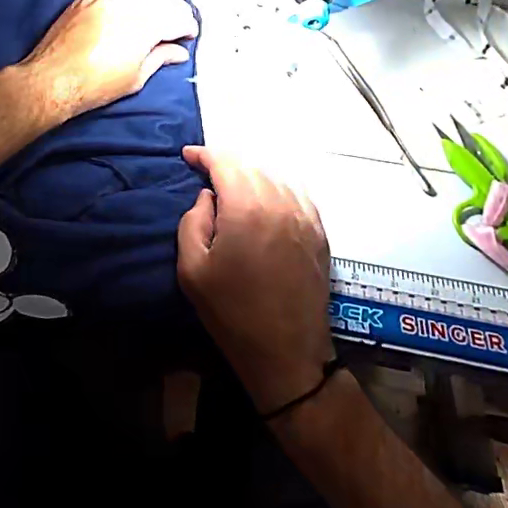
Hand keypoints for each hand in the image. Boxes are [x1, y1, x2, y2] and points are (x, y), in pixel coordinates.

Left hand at [15, 0, 198, 122]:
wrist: (52, 79)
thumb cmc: (93, 85)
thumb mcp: (136, 78)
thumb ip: (160, 58)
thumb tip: (177, 52)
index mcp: (144, 25)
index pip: (178, 15)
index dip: (187, 26)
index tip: (188, 35)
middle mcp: (126, 5)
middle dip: (173, 13)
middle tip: (175, 29)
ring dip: (152, 3)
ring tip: (153, 20)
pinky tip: (129, 12)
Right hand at [176, 146, 333, 412]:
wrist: (286, 353)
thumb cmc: (232, 312)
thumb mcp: (192, 269)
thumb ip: (193, 221)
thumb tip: (208, 196)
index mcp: (247, 208)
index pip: (225, 162)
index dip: (204, 154)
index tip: (188, 156)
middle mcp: (280, 202)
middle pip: (251, 165)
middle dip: (226, 162)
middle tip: (205, 170)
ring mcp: (305, 215)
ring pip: (275, 175)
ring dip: (251, 173)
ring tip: (232, 183)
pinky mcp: (319, 231)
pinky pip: (296, 193)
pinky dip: (276, 186)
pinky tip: (265, 196)